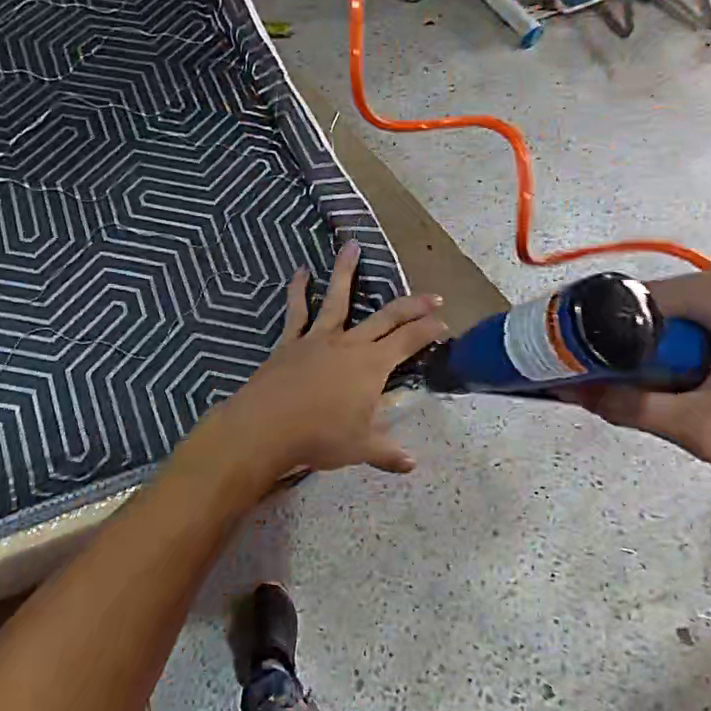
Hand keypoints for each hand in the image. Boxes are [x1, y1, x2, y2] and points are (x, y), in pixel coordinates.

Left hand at [201, 241, 448, 479]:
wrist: (267, 427)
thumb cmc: (319, 437)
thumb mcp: (360, 448)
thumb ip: (386, 452)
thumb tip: (410, 464)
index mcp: (371, 367)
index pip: (408, 342)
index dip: (428, 331)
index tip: (443, 323)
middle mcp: (349, 345)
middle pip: (385, 318)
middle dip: (411, 306)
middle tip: (431, 295)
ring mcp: (318, 339)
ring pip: (337, 298)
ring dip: (346, 271)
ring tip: (352, 246)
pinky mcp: (290, 342)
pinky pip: (297, 311)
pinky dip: (299, 290)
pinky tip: (300, 272)